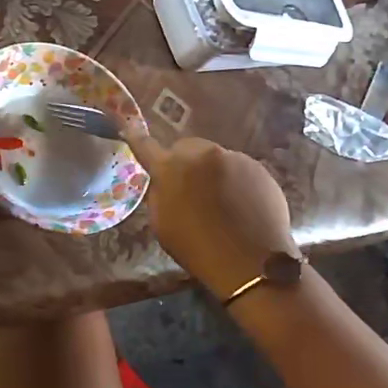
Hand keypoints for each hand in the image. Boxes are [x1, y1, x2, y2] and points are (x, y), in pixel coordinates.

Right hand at [119, 120, 297, 298]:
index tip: (128, 125)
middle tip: (191, 191)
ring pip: (216, 158)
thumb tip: (164, 181)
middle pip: (187, 148)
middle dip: (186, 163)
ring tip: (222, 204)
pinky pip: (240, 169)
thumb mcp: (163, 225)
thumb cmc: (198, 249)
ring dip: (213, 173)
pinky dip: (237, 182)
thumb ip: (160, 194)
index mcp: (172, 168)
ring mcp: (235, 158)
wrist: (252, 262)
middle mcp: (203, 154)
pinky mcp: (259, 168)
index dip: (136, 137)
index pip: (147, 146)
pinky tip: (242, 206)